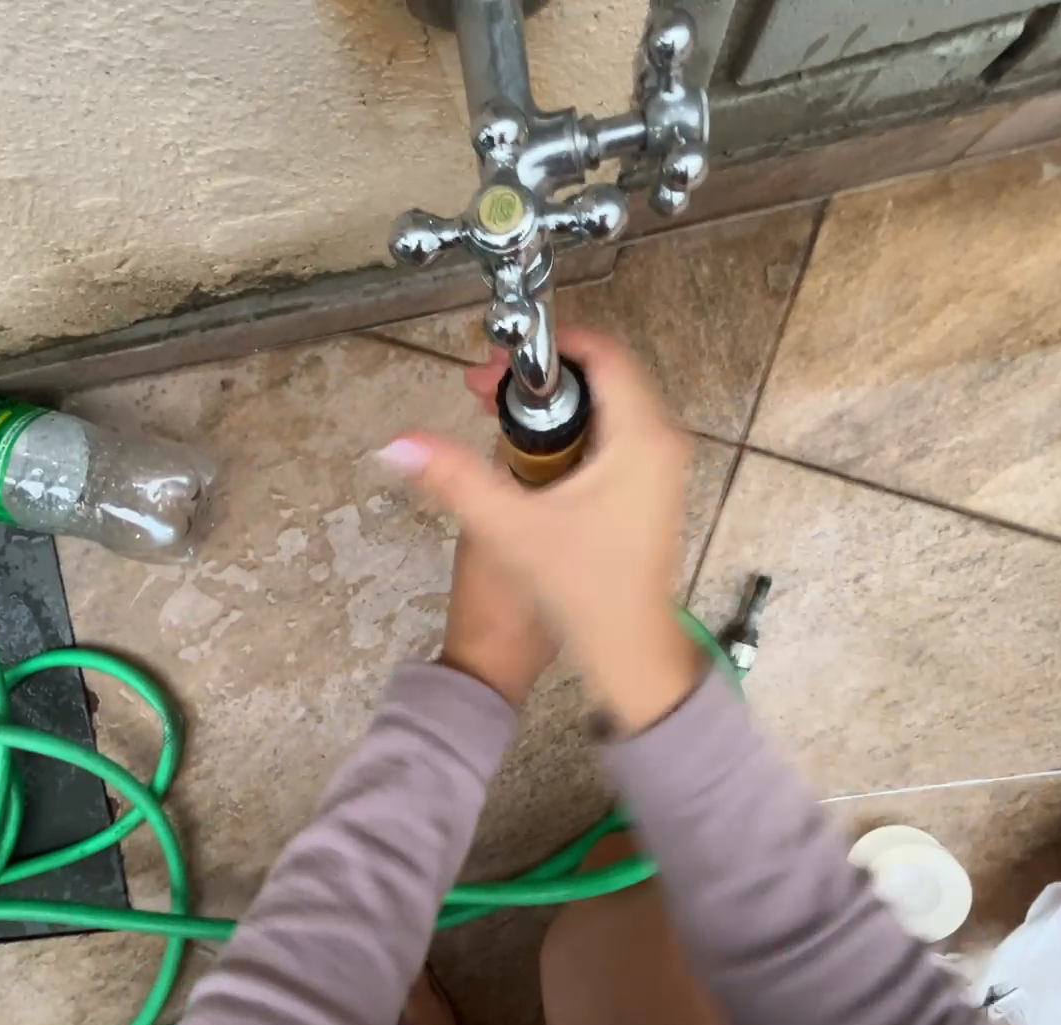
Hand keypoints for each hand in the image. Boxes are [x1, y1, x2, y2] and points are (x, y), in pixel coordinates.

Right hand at [382, 326, 702, 732]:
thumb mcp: (511, 527)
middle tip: (488, 389)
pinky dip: (574, 428)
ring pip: (608, 405)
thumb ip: (454, 479)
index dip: (551, 344)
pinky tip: (533, 453)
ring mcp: (661, 466)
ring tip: (501, 416)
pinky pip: (613, 433)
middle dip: (542, 377)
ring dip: (555, 403)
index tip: (503, 358)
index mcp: (641, 438)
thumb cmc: (582, 587)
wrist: (627, 645)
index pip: (604, 354)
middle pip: (603, 376)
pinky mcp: (651, 487)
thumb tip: (397, 444)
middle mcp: (662, 442)